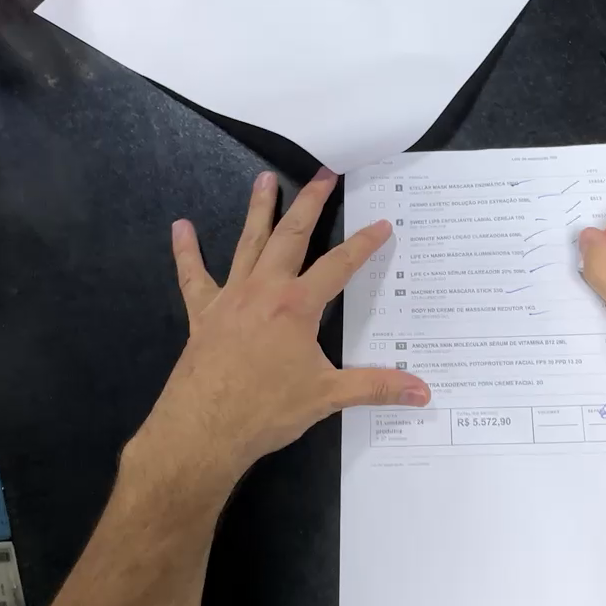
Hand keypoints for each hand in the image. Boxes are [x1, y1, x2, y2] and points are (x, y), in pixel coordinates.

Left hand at [140, 169, 430, 484]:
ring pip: (248, 243)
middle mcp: (264, 290)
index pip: (339, 265)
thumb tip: (424, 393)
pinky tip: (180, 227)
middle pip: (292, 236)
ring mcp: (230, 298)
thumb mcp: (327, 397)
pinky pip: (194, 276)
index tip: (382, 224)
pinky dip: (187, 251)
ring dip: (259, 209)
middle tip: (324, 174)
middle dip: (311, 203)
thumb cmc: (266, 410)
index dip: (364, 244)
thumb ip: (376, 388)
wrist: (202, 431)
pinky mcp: (203, 314)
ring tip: (265, 178)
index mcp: (297, 306)